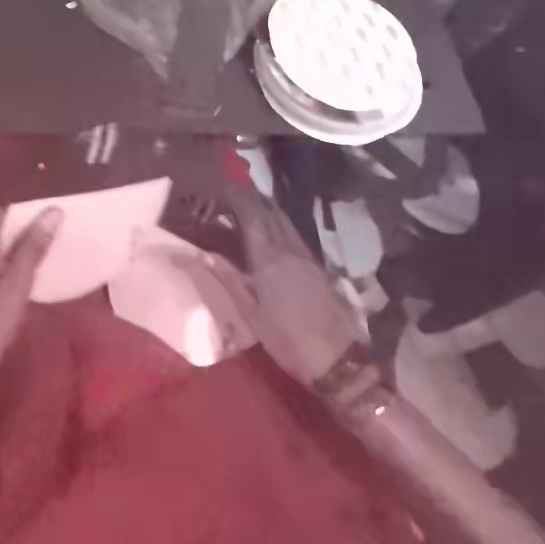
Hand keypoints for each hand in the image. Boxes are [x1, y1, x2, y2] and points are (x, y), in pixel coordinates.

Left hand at [0, 207, 59, 395]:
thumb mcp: (16, 287)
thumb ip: (33, 247)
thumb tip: (53, 211)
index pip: (4, 214)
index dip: (28, 218)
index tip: (49, 230)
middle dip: (16, 236)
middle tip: (43, 251)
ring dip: (2, 252)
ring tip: (26, 267)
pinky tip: (1, 283)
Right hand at [224, 184, 361, 384]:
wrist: (339, 361)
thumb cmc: (288, 341)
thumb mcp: (252, 315)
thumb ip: (230, 280)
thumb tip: (205, 255)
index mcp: (269, 258)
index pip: (252, 215)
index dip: (238, 196)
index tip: (223, 183)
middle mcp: (289, 249)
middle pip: (271, 212)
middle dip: (253, 196)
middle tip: (234, 188)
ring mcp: (307, 257)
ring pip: (285, 221)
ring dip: (267, 207)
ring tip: (250, 202)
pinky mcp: (318, 267)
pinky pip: (294, 234)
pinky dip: (279, 224)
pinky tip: (272, 229)